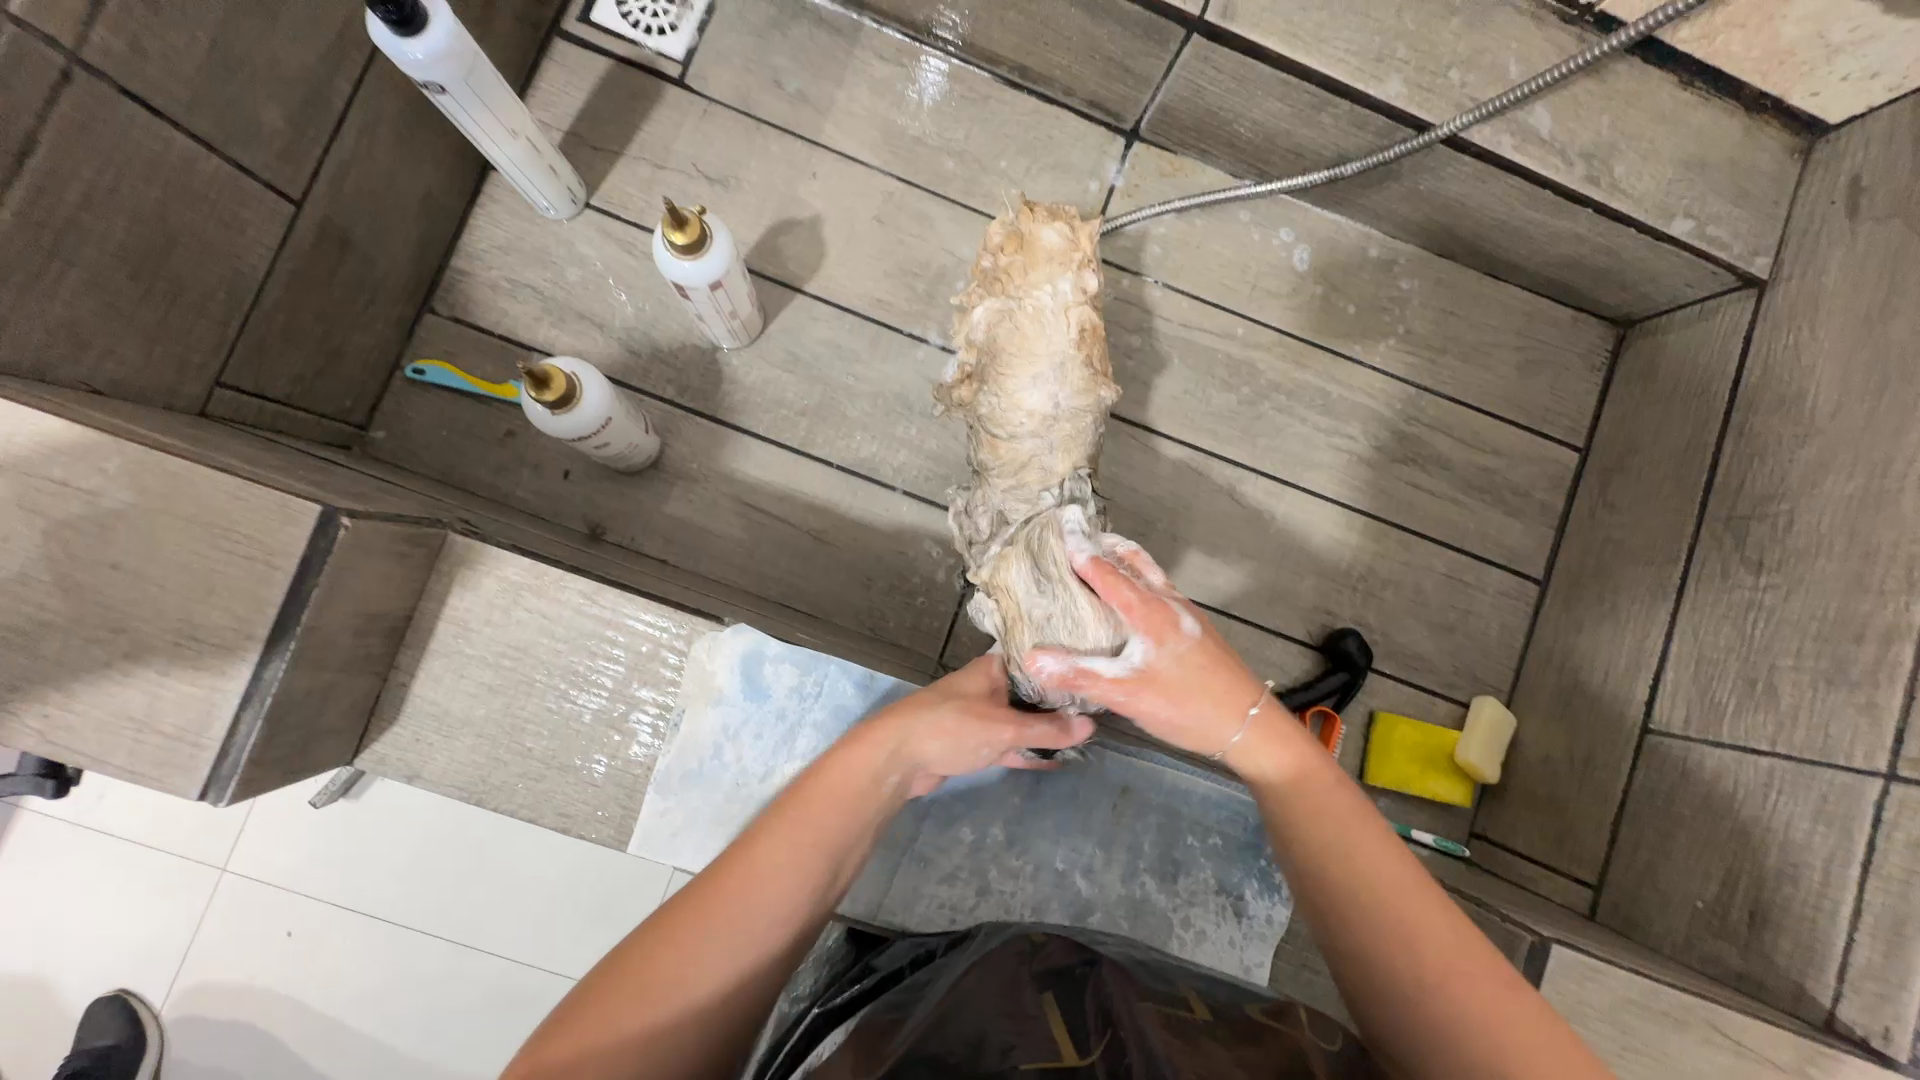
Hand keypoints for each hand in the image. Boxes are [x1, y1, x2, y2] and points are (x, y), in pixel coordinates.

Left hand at [860, 653, 1094, 796]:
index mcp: (993, 669)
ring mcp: (979, 715)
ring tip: (1086, 738)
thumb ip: (1047, 729)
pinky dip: (1027, 751)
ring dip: (1044, 731)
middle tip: (1102, 708)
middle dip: (1059, 703)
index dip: (1065, 666)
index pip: (1036, 660)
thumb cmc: (951, 727)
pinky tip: (1056, 760)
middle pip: (1030, 692)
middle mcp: (987, 686)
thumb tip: (1091, 726)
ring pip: (1020, 720)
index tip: (1098, 671)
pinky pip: (1008, 744)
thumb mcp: (1005, 728)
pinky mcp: (972, 743)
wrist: (896, 758)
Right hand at [1023, 535, 1285, 769]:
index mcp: (1150, 612)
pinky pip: (1162, 590)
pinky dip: (1141, 580)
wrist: (1251, 725)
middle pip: (1135, 561)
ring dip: (1126, 560)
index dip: (1082, 553)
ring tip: (1104, 557)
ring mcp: (1187, 614)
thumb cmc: (1188, 706)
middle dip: (1107, 546)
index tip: (1062, 531)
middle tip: (1081, 536)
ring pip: (1152, 574)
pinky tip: (1135, 601)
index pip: (1108, 573)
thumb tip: (1032, 659)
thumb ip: (1080, 675)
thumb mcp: (1128, 695)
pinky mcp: (1198, 629)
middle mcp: (1169, 603)